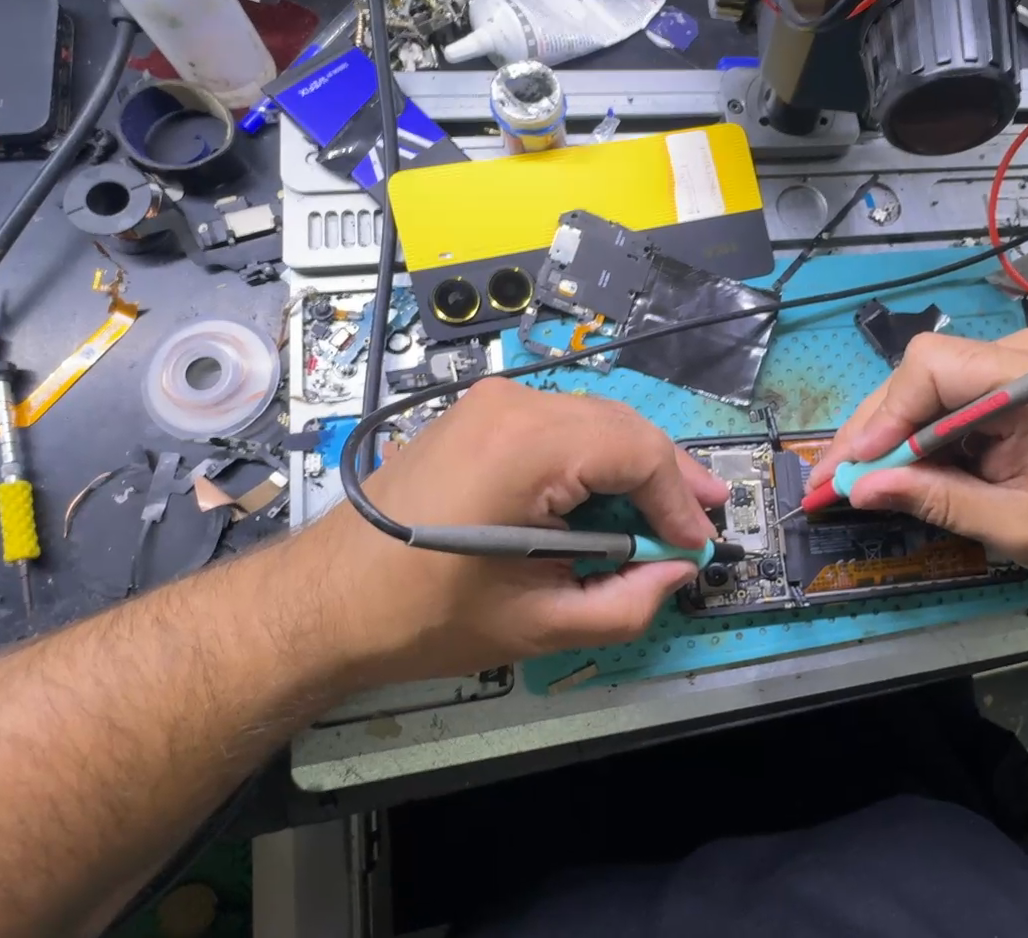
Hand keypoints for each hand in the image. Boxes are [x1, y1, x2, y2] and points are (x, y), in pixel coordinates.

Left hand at [308, 379, 727, 683]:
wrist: (322, 600)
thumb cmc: (421, 616)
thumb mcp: (536, 625)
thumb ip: (625, 602)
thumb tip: (677, 570)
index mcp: (527, 446)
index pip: (639, 452)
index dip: (679, 500)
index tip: (698, 543)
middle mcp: (514, 404)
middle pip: (625, 428)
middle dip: (669, 476)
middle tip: (705, 513)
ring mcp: (493, 402)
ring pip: (599, 422)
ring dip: (637, 466)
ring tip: (669, 507)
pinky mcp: (482, 415)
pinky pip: (564, 426)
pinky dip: (597, 460)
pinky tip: (613, 494)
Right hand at [809, 328, 1027, 580]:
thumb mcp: (1018, 526)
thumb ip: (939, 501)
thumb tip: (862, 489)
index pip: (934, 368)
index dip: (885, 415)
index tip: (854, 466)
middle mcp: (1020, 354)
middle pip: (918, 375)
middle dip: (870, 430)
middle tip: (827, 480)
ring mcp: (1011, 363)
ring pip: (921, 387)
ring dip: (882, 434)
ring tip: (846, 479)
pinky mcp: (1002, 381)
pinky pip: (940, 400)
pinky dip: (910, 435)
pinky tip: (884, 467)